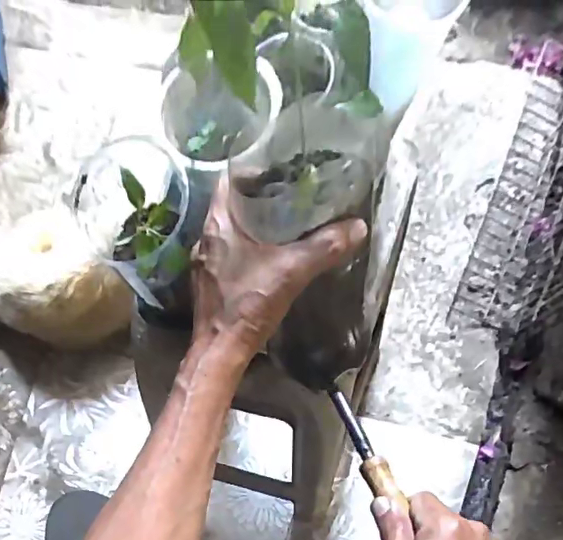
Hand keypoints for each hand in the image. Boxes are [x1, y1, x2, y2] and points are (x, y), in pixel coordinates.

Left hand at [191, 174, 366, 358]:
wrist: (220, 352)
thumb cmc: (247, 307)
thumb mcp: (291, 272)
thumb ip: (324, 248)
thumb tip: (358, 228)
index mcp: (218, 224)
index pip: (230, 177)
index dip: (253, 166)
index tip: (278, 163)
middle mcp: (206, 239)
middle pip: (232, 205)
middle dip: (259, 197)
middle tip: (288, 191)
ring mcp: (204, 264)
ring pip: (230, 232)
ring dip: (252, 225)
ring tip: (281, 221)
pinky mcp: (209, 285)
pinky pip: (228, 255)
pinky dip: (246, 250)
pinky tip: (265, 256)